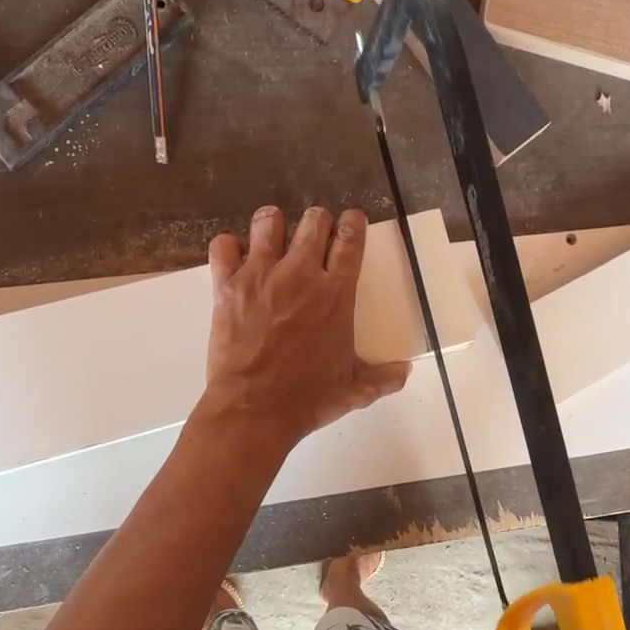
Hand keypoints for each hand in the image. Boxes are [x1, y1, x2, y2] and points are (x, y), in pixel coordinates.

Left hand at [200, 206, 410, 449]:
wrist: (255, 408)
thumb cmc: (308, 398)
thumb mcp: (353, 391)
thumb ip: (382, 378)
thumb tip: (405, 372)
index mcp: (335, 294)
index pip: (350, 240)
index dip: (353, 225)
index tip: (351, 225)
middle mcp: (300, 274)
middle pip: (313, 221)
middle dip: (318, 223)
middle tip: (314, 237)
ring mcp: (260, 275)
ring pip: (267, 222)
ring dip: (273, 226)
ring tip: (274, 239)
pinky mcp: (227, 285)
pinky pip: (224, 246)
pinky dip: (229, 248)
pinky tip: (235, 259)